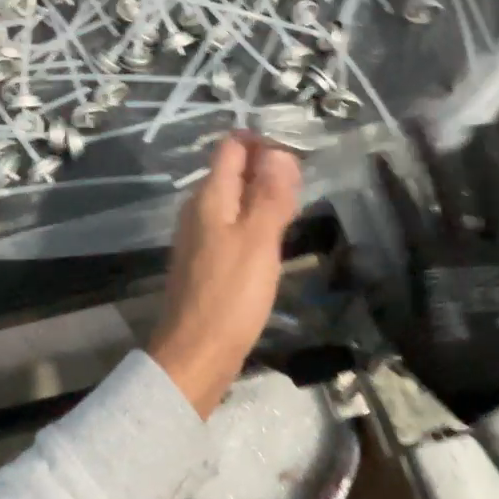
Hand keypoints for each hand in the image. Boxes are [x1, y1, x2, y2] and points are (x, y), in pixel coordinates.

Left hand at [149, 135, 300, 418]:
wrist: (195, 355)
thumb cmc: (230, 295)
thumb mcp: (258, 239)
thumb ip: (270, 194)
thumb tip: (280, 151)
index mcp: (209, 196)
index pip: (231, 147)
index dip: (262, 143)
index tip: (296, 155)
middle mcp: (198, 208)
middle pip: (231, 171)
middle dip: (265, 168)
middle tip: (303, 182)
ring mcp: (198, 235)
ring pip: (232, 199)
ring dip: (261, 196)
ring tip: (295, 207)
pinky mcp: (204, 261)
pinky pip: (231, 225)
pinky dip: (253, 222)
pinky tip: (272, 240)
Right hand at [377, 128, 498, 422]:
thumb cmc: (454, 363)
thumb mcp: (402, 335)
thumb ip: (376, 292)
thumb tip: (350, 252)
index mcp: (434, 262)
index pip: (407, 210)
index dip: (392, 180)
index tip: (379, 153)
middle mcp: (469, 246)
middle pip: (450, 190)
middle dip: (434, 153)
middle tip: (423, 122)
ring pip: (498, 195)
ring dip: (488, 160)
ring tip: (481, 130)